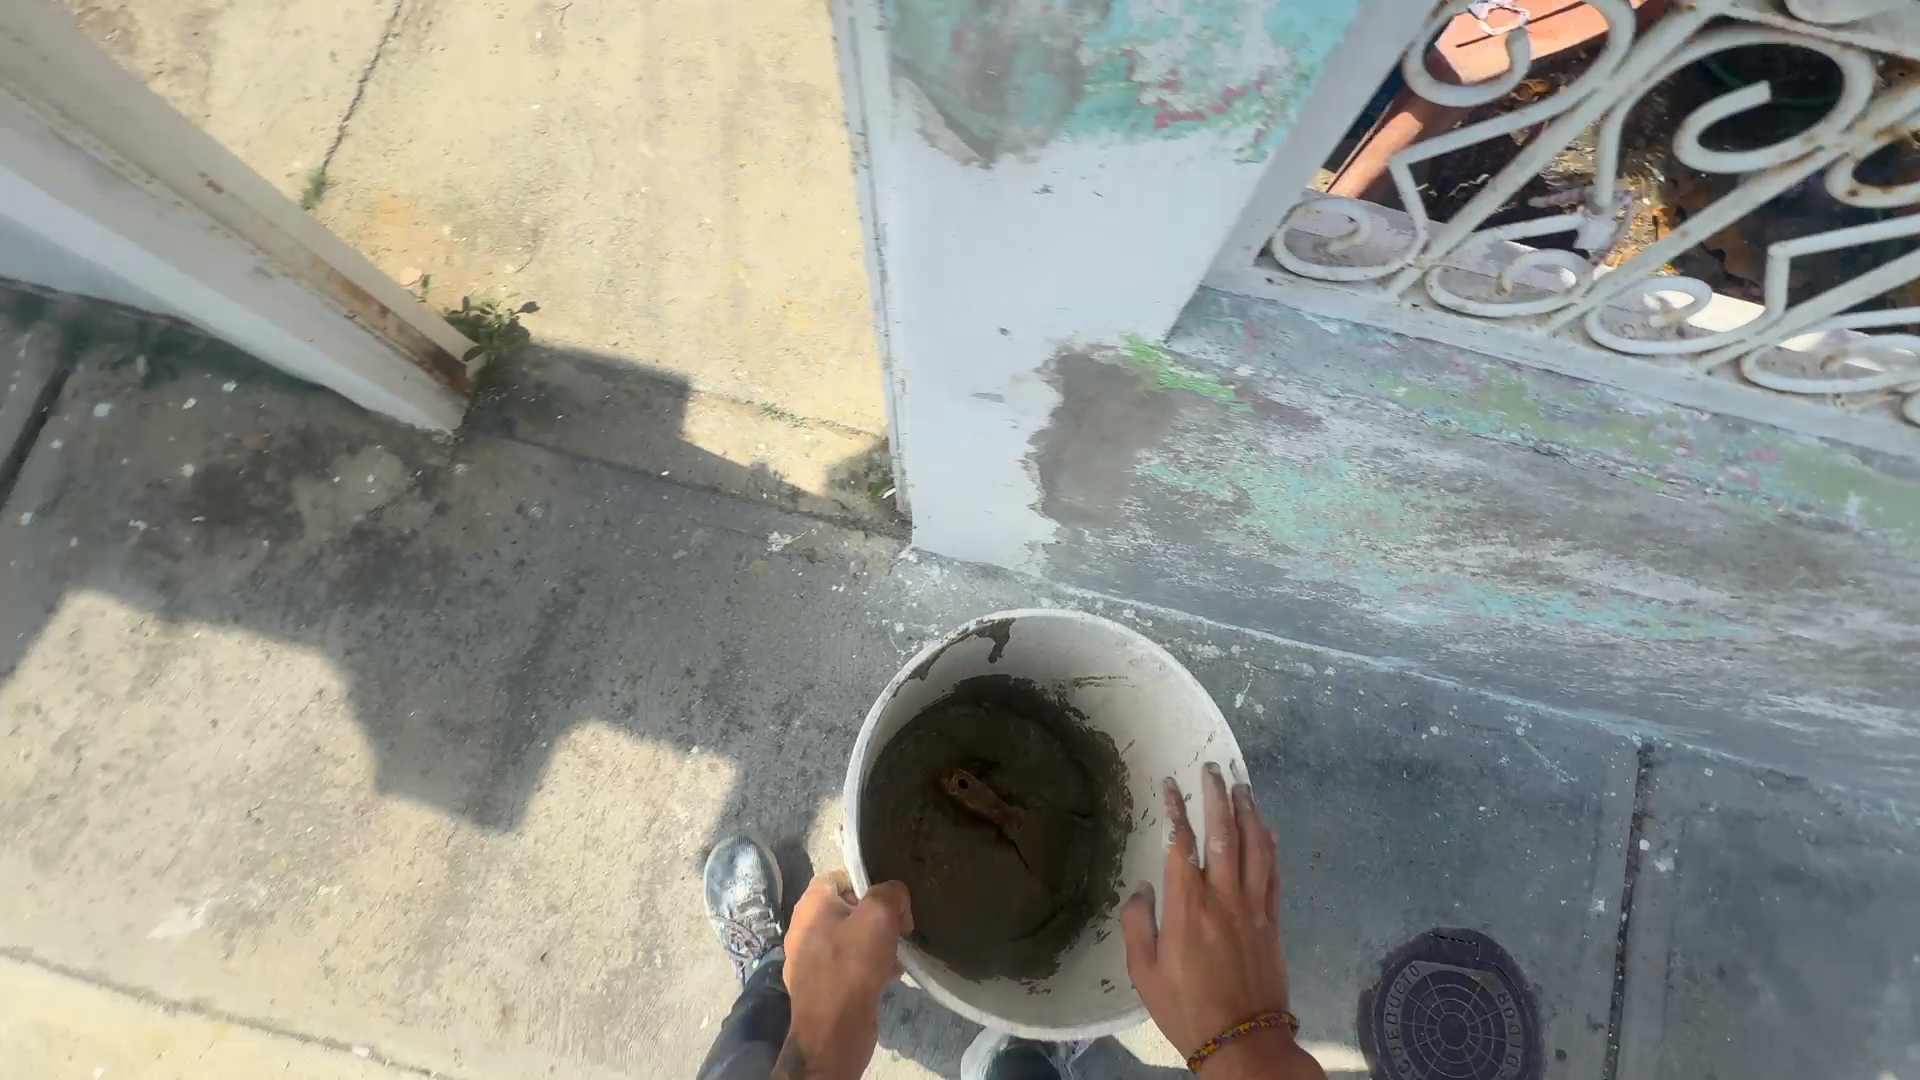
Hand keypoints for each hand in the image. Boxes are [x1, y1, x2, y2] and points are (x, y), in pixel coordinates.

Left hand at [775, 870, 912, 1079]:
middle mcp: (803, 927)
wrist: (833, 1035)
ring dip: (876, 944)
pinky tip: (885, 977)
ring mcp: (809, 959)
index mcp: (810, 904)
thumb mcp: (879, 915)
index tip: (888, 905)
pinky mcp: (819, 985)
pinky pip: (847, 964)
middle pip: (849, 907)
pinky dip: (866, 967)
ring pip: (850, 937)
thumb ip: (891, 892)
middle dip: (877, 918)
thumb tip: (896, 899)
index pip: (842, 876)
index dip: (869, 885)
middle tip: (897, 932)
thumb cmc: (852, 966)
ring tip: (894, 958)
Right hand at [1119, 763, 1322, 1078]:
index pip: (1181, 842)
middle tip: (1213, 768)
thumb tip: (1143, 888)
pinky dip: (1271, 847)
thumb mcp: (1145, 972)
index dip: (1176, 809)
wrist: (1244, 1046)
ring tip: (1241, 785)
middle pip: (1223, 834)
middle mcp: (1222, 897)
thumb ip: (1137, 924)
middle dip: (1216, 796)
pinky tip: (1269, 828)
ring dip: (1248, 812)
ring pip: (1254, 847)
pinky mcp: (1272, 923)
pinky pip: (1273, 875)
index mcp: (1188, 905)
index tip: (1170, 784)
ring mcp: (1252, 908)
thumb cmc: (1187, 1008)